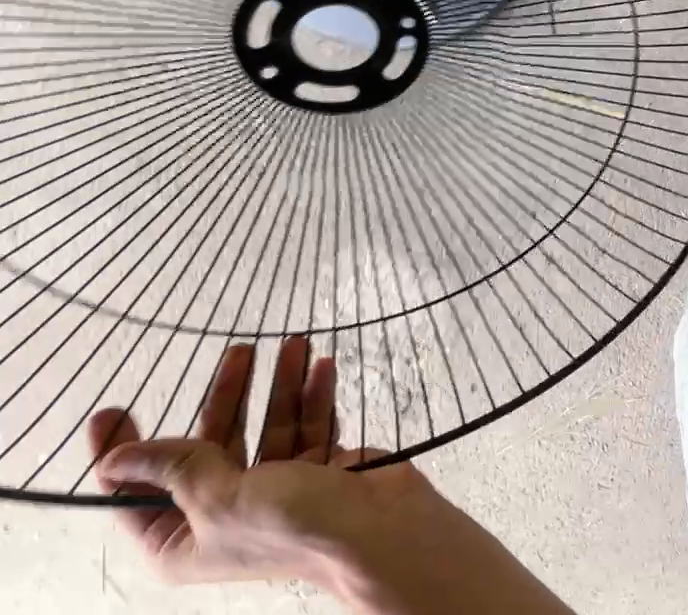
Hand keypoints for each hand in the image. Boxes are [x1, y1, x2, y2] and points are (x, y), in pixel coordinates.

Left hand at [88, 337, 440, 588]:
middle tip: (238, 353)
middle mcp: (225, 512)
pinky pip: (311, 426)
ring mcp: (278, 486)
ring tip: (293, 344)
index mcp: (181, 538)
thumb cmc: (290, 523)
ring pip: (270, 427)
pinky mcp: (322, 467)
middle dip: (228, 397)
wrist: (378, 527)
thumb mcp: (219, 497)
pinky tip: (322, 368)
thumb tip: (115, 460)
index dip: (124, 449)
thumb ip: (175, 470)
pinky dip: (316, 397)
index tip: (113, 410)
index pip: (136, 491)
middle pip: (214, 445)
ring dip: (281, 386)